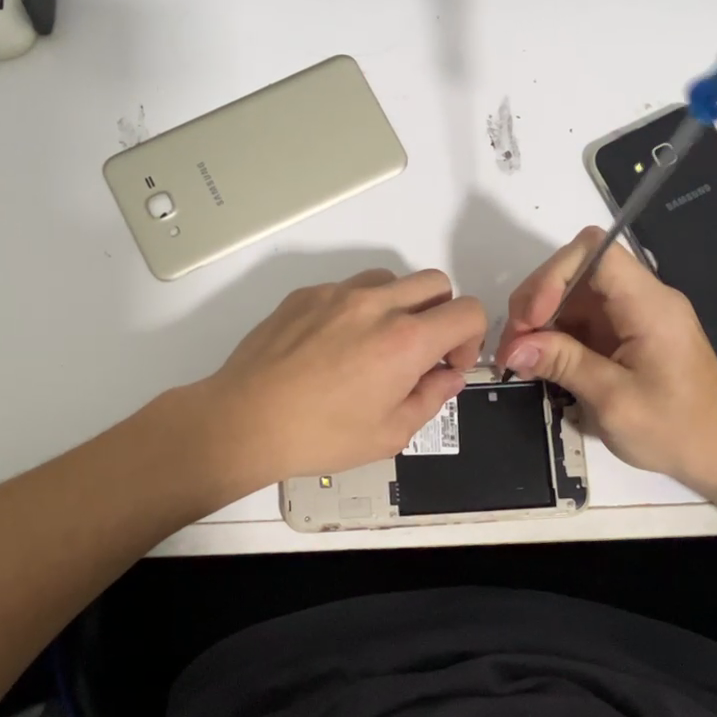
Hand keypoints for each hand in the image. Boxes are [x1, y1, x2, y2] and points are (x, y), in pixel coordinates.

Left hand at [203, 269, 486, 484]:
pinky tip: (335, 347)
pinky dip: (357, 309)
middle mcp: (376, 305)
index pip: (467, 312)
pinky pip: (347, 289)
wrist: (246, 422)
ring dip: (399, 306)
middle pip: (435, 284)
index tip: (448, 365)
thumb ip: (430, 399)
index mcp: (405, 340)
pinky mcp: (305, 295)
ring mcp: (336, 294)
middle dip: (440, 315)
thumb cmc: (319, 437)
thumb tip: (448, 376)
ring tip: (377, 346)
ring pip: (390, 279)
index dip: (470, 338)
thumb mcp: (389, 434)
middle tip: (420, 354)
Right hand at [493, 227, 716, 482]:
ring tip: (519, 358)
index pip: (595, 252)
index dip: (553, 275)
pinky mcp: (626, 335)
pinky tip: (539, 363)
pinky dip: (555, 336)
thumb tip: (512, 348)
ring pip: (574, 295)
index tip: (530, 319)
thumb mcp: (613, 401)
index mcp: (649, 305)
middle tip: (513, 346)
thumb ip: (564, 364)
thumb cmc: (675, 429)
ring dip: (540, 320)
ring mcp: (634, 316)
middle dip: (537, 300)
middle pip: (577, 269)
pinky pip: (582, 319)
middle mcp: (642, 299)